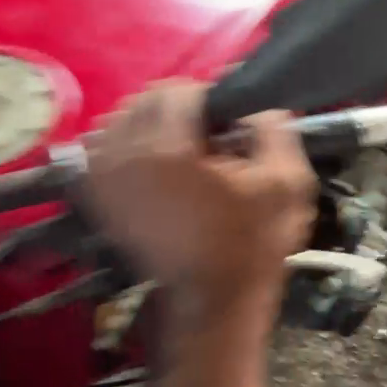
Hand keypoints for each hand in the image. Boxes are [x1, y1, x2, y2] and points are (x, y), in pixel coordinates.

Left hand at [83, 82, 315, 320]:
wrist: (215, 294)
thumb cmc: (255, 240)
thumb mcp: (287, 184)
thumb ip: (275, 133)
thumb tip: (258, 109)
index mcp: (170, 148)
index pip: (180, 91)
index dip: (212, 99)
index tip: (232, 121)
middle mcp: (124, 154)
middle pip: (144, 100)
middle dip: (179, 108)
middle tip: (211, 136)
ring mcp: (104, 176)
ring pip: (120, 121)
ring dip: (152, 125)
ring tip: (185, 151)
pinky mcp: (98, 196)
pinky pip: (102, 149)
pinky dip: (128, 146)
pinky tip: (157, 166)